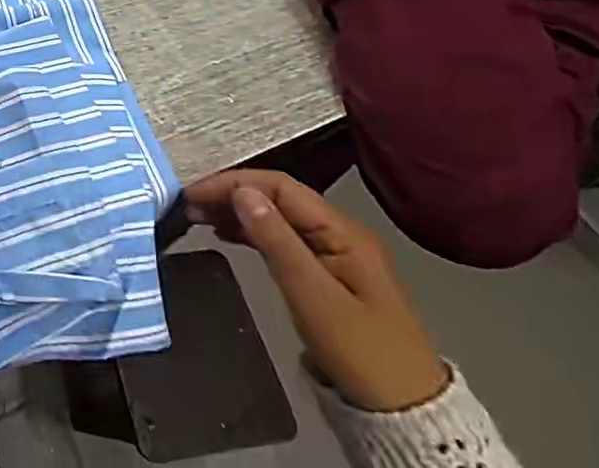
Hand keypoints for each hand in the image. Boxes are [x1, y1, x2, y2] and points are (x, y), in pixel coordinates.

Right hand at [184, 170, 448, 411]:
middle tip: (191, 204)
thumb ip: (278, 242)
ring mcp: (337, 254)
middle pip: (280, 198)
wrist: (408, 415)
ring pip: (280, 218)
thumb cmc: (364, 357)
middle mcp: (340, 233)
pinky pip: (285, 241)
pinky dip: (255, 234)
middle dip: (234, 194)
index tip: (196, 193)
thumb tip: (243, 192)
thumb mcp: (314, 298)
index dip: (235, 183)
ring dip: (242, 212)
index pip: (280, 187)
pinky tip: (231, 237)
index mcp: (342, 231)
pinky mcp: (330, 277)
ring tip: (201, 216)